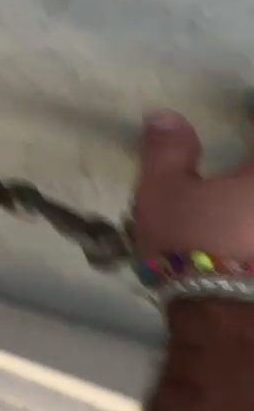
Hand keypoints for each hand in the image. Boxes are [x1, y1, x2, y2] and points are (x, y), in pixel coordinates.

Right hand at [133, 110, 253, 259]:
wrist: (225, 306)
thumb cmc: (193, 236)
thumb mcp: (165, 188)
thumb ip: (169, 150)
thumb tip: (167, 114)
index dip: (249, 113)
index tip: (240, 105)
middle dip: (246, 161)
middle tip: (236, 158)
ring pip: (253, 197)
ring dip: (243, 187)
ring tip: (235, 186)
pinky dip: (248, 215)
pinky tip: (237, 219)